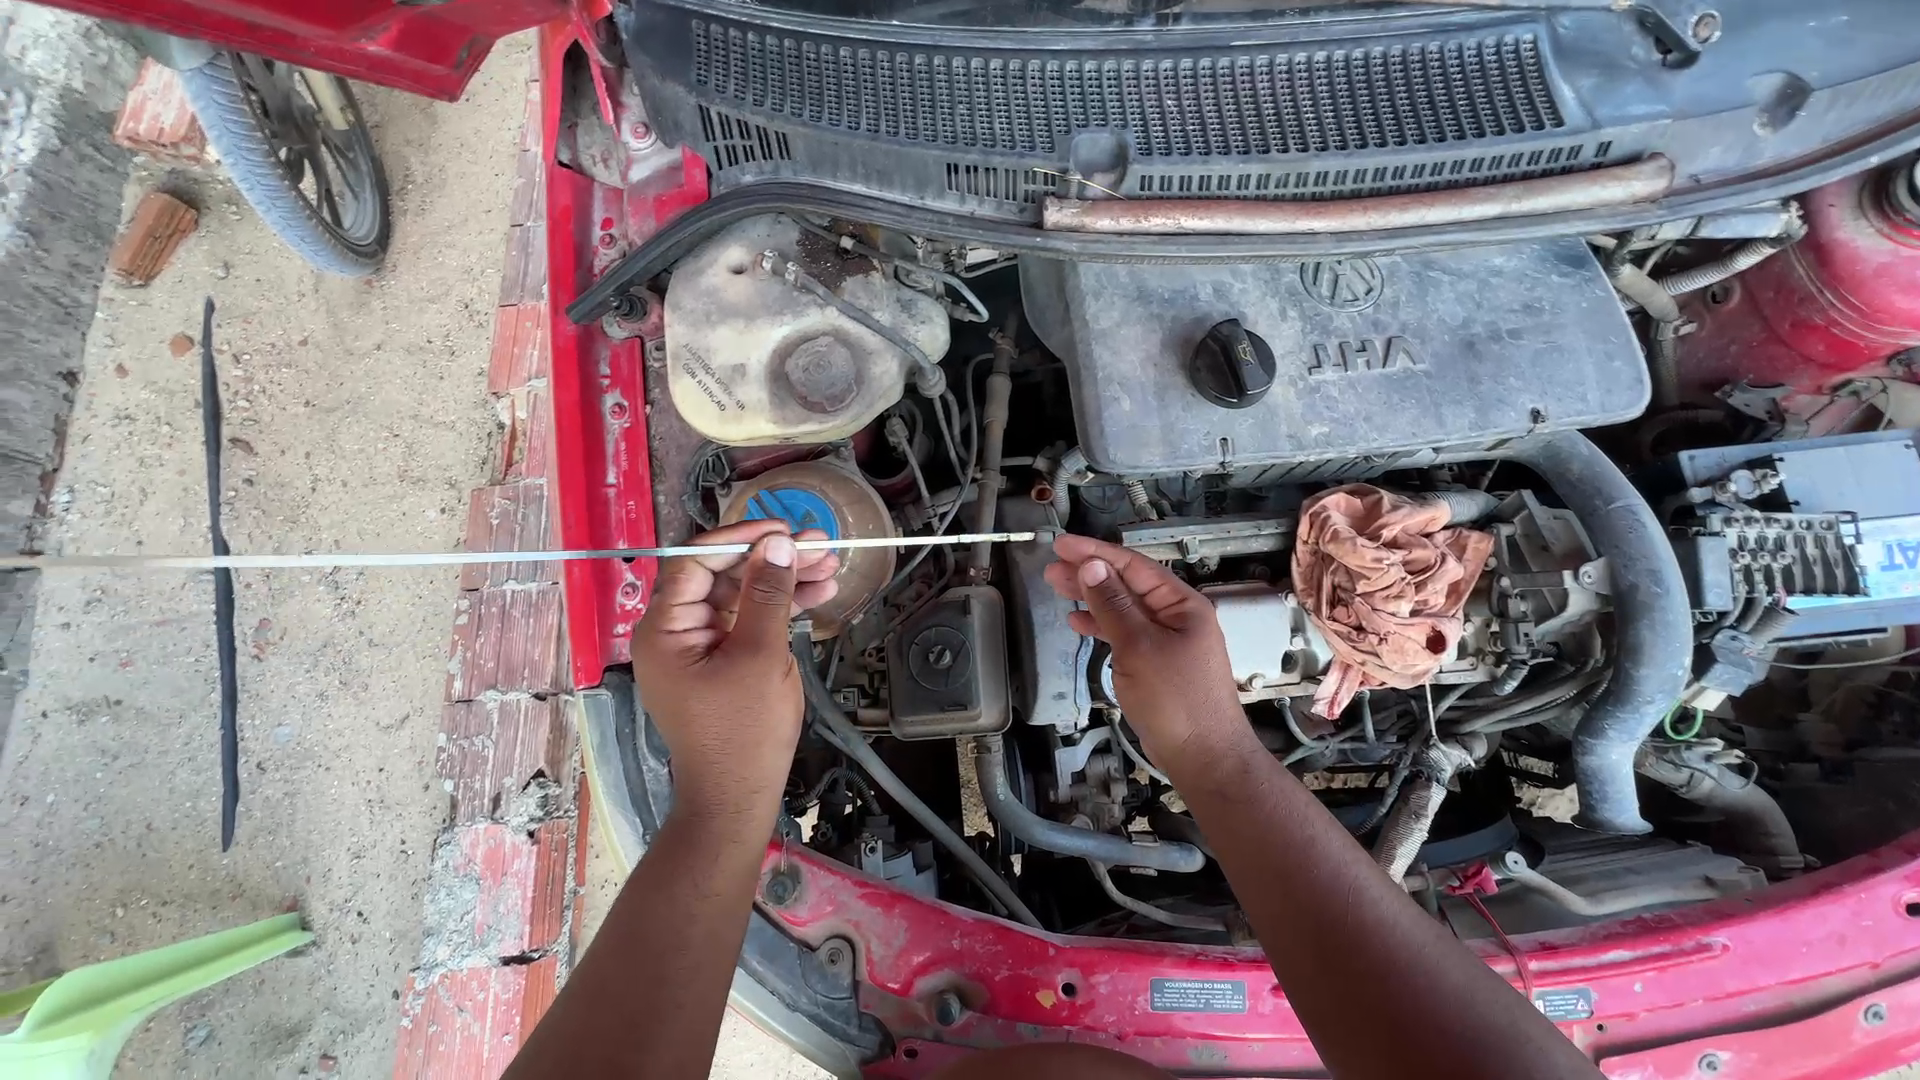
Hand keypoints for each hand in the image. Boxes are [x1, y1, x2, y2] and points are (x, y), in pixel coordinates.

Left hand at [632, 520, 840, 822]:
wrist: (738, 797)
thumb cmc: (744, 730)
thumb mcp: (760, 655)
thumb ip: (767, 594)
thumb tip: (777, 543)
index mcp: (665, 628)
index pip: (696, 562)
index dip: (741, 539)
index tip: (784, 530)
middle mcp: (675, 631)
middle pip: (724, 576)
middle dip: (773, 559)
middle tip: (820, 544)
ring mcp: (700, 647)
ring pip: (742, 596)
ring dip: (784, 581)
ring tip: (831, 565)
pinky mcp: (722, 661)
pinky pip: (749, 622)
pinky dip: (781, 609)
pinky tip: (819, 595)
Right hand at [1043, 534, 1250, 773]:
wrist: (1204, 757)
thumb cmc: (1174, 699)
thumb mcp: (1138, 646)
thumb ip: (1113, 604)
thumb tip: (1092, 566)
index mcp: (1181, 604)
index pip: (1133, 566)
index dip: (1095, 552)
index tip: (1060, 544)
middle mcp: (1177, 616)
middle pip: (1127, 585)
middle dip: (1089, 573)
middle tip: (1051, 566)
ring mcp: (1168, 641)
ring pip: (1123, 609)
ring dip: (1091, 597)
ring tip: (1057, 588)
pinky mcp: (1157, 664)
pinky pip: (1125, 633)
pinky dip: (1101, 626)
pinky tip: (1078, 622)